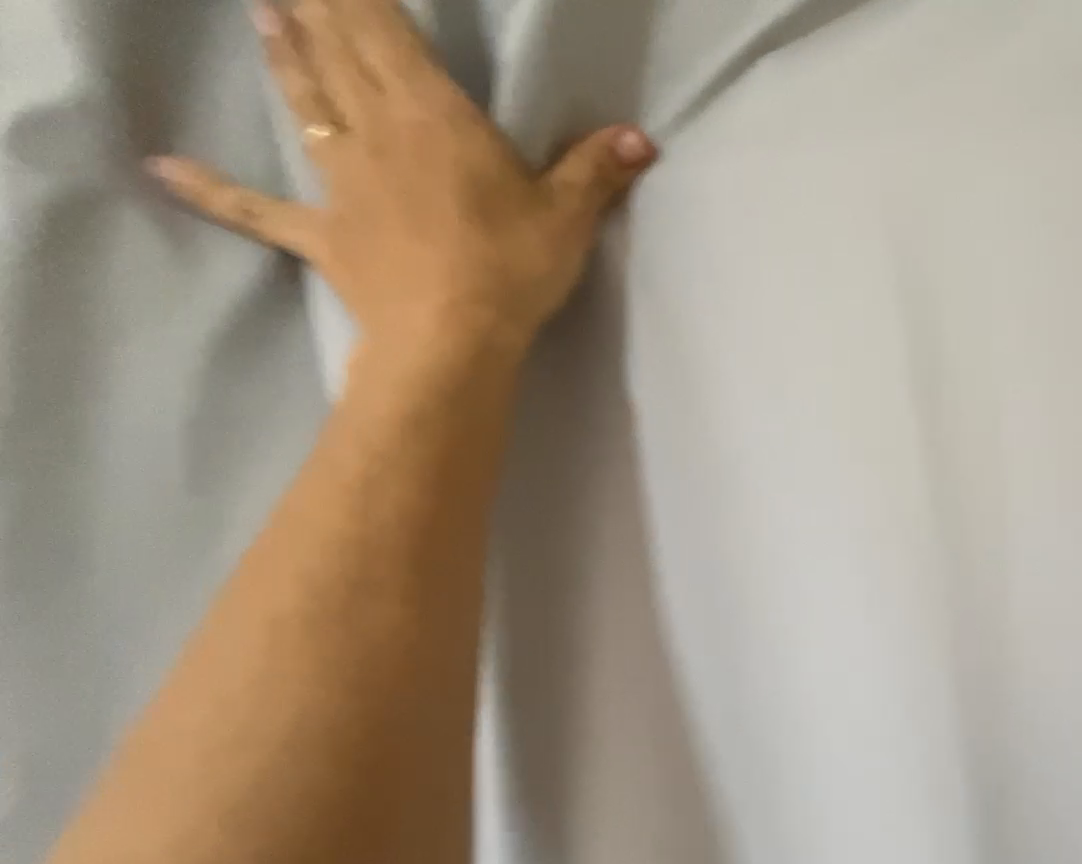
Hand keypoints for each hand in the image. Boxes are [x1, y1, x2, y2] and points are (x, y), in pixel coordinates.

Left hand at [147, 0, 656, 362]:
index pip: (383, 25)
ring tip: (262, 14)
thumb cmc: (511, 267)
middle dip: (315, 4)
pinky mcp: (325, 234)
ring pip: (304, 103)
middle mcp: (375, 131)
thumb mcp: (569, 216)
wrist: (451, 339)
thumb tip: (643, 137)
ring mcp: (341, 181)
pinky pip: (260, 209)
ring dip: (282, 56)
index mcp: (432, 114)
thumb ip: (598, 170)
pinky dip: (214, 189)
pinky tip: (165, 168)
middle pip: (335, 49)